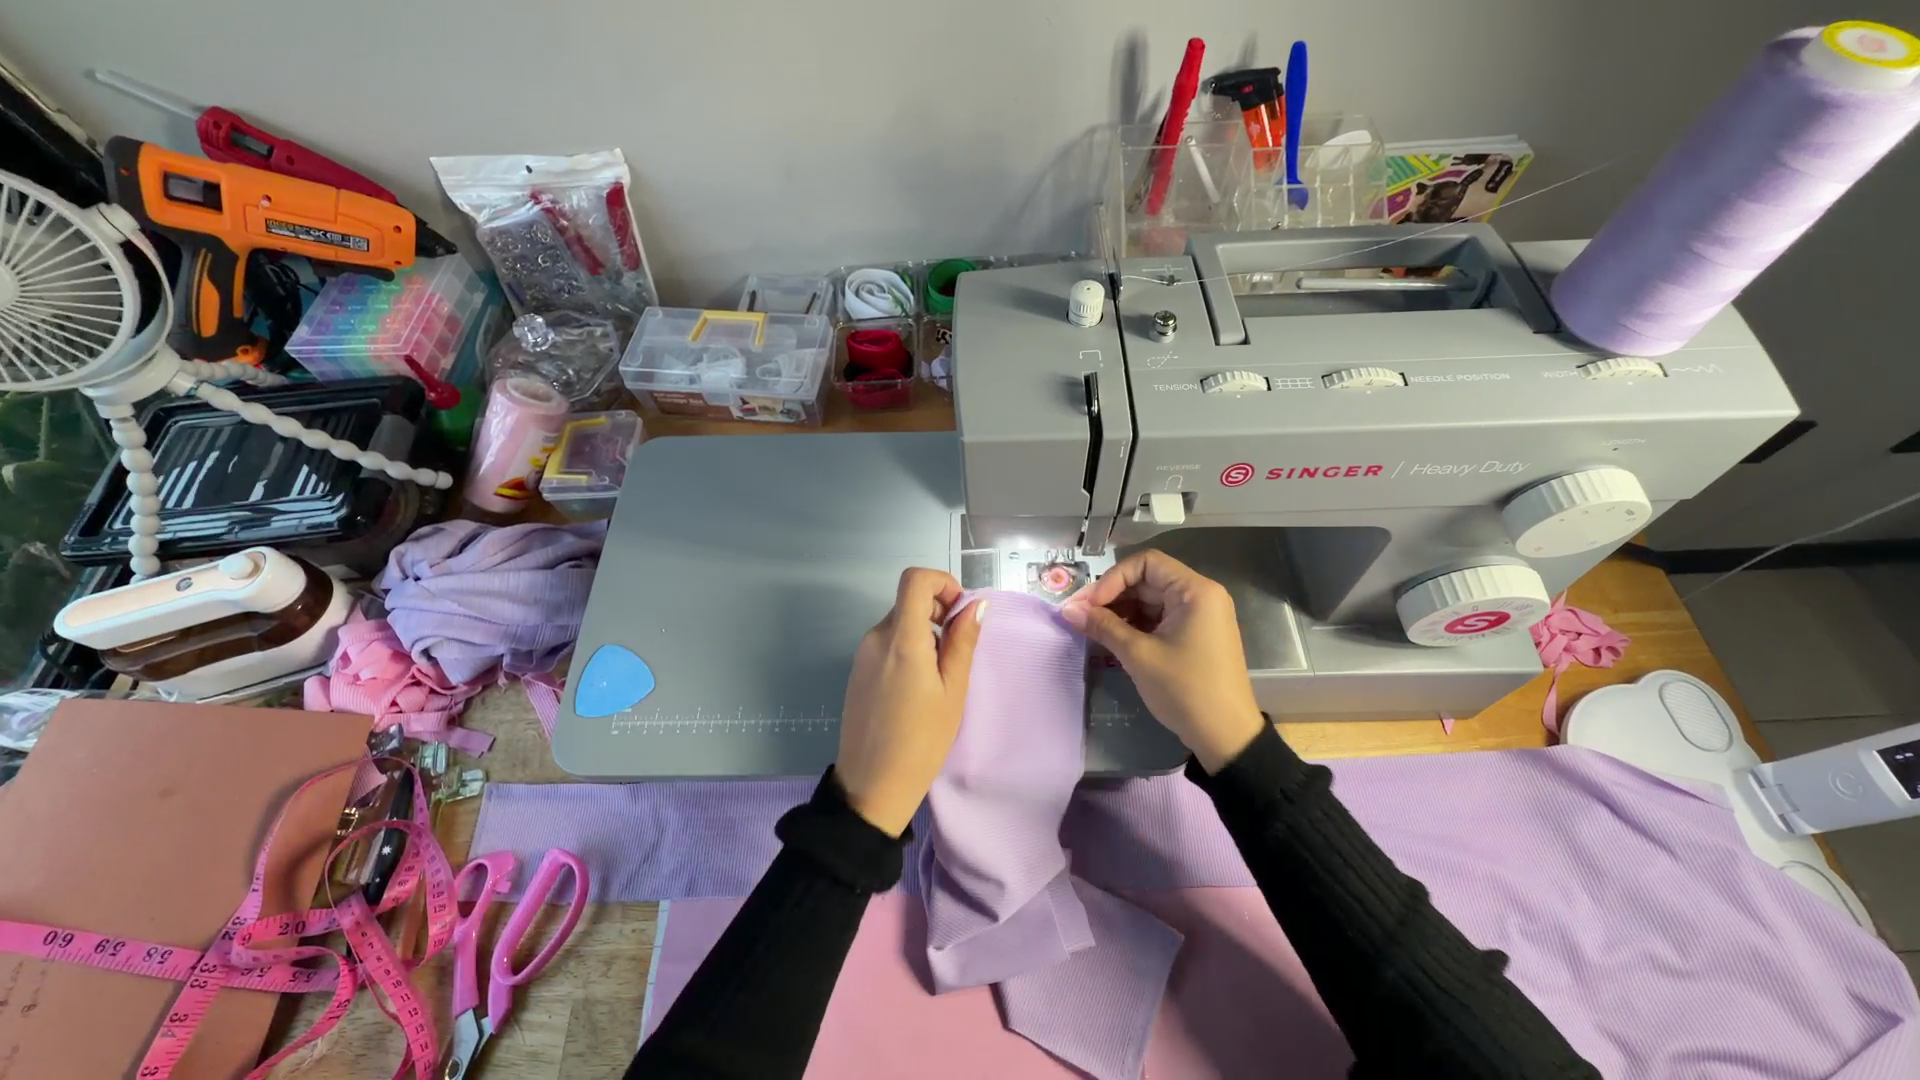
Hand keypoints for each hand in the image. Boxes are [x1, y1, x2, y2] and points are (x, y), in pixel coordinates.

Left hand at [836, 568, 986, 836]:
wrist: (872, 785)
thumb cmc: (922, 741)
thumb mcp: (954, 691)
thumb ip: (962, 642)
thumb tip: (975, 605)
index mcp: (902, 640)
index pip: (915, 579)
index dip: (942, 582)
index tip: (960, 611)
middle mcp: (876, 638)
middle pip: (908, 601)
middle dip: (938, 611)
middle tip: (958, 649)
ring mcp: (862, 654)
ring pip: (898, 623)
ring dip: (923, 633)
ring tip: (940, 676)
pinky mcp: (857, 671)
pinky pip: (886, 644)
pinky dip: (908, 649)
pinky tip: (918, 688)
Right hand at [1060, 551, 1265, 772]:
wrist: (1225, 735)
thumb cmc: (1185, 689)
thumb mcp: (1139, 655)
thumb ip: (1102, 626)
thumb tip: (1067, 610)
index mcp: (1195, 591)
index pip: (1146, 563)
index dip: (1112, 579)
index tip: (1088, 604)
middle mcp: (1201, 596)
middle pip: (1147, 580)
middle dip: (1112, 596)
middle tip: (1080, 617)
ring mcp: (1200, 617)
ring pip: (1151, 601)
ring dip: (1121, 612)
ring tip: (1092, 630)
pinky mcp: (1195, 636)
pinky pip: (1160, 618)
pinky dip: (1135, 625)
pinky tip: (1112, 639)